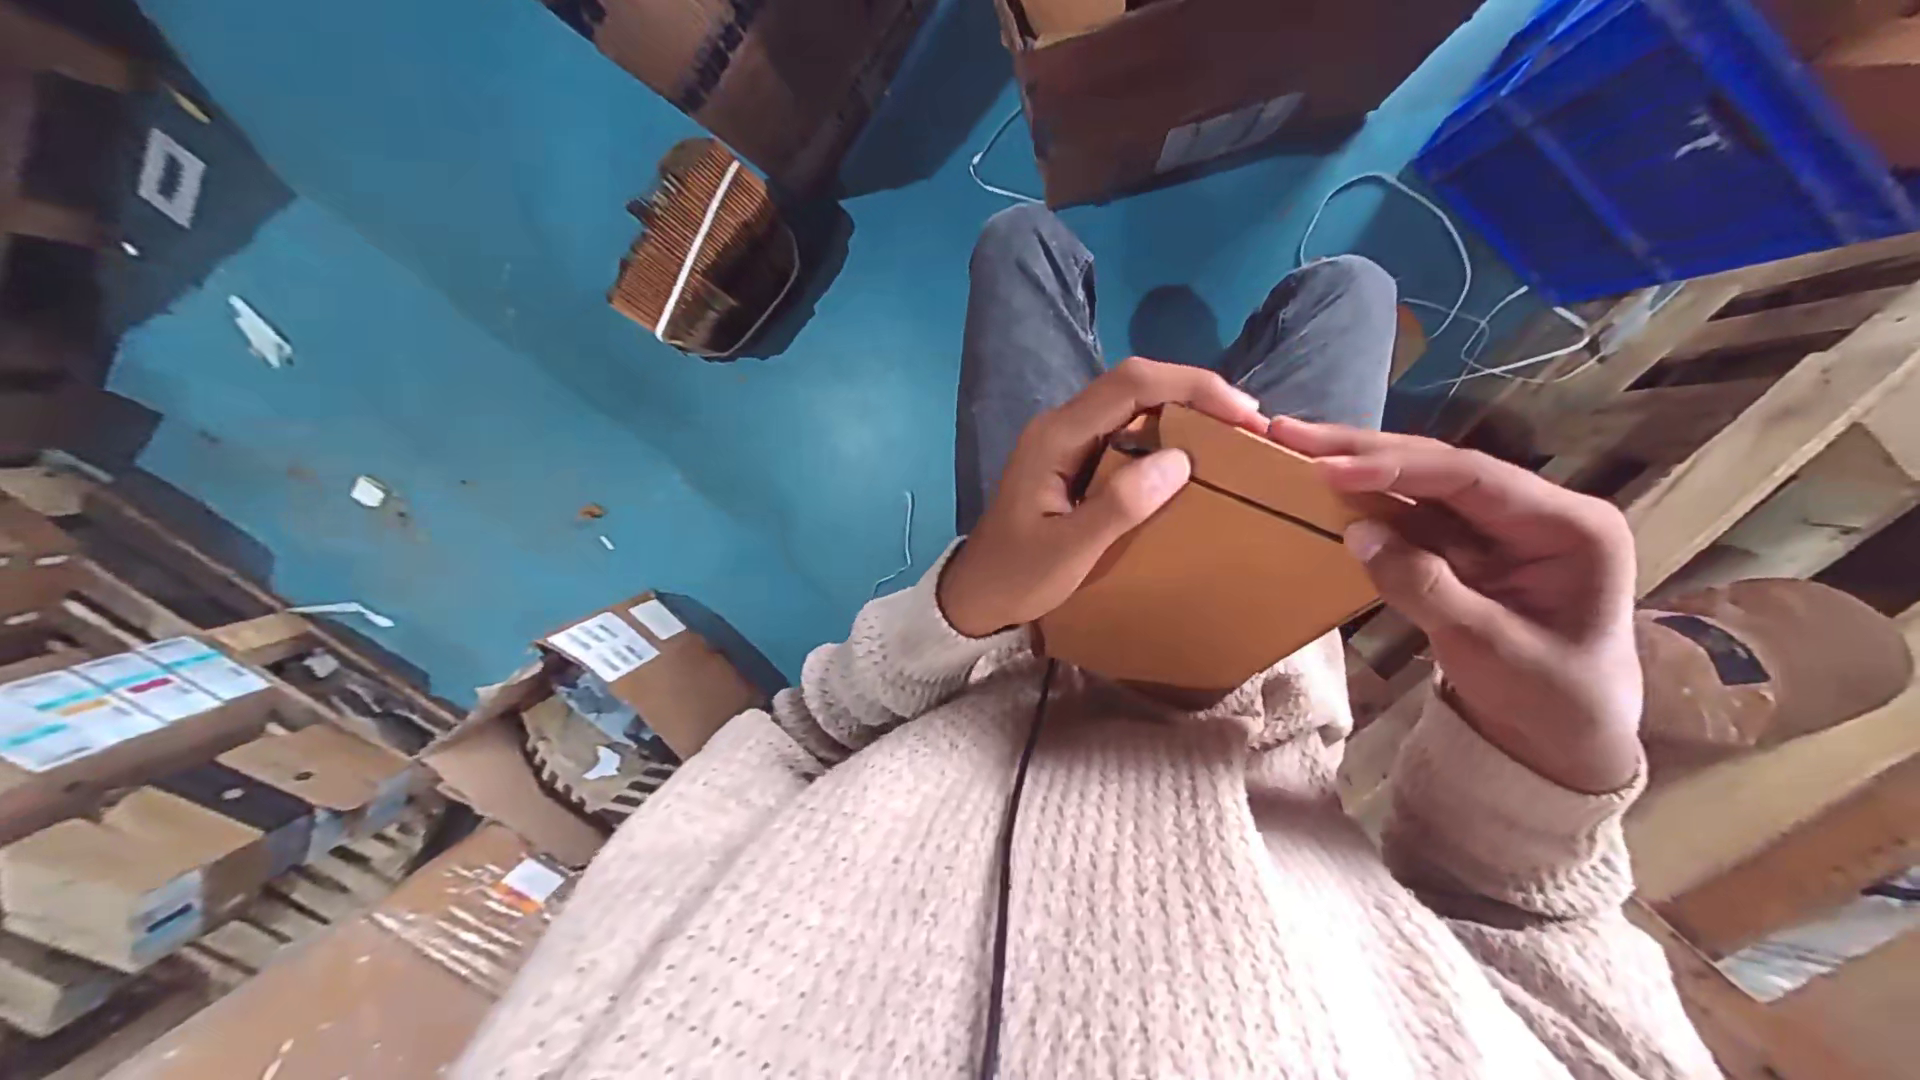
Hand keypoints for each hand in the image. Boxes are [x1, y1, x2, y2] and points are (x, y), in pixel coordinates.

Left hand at [939, 357, 1264, 637]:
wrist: (978, 593)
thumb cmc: (1018, 574)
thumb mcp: (1069, 550)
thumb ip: (1119, 505)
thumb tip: (1180, 459)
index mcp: (1056, 436)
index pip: (1130, 384)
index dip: (1191, 386)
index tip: (1242, 412)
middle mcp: (1060, 425)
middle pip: (1133, 384)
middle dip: (1194, 393)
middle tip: (1246, 424)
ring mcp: (1064, 440)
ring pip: (1130, 404)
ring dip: (1181, 410)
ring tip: (1229, 435)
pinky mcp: (1071, 459)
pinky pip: (1122, 431)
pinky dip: (1161, 435)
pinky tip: (1187, 456)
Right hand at [1269, 418, 1642, 794]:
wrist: (1559, 735)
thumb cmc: (1546, 695)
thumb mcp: (1489, 649)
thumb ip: (1424, 587)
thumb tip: (1357, 533)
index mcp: (1567, 526)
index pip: (1471, 477)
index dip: (1397, 467)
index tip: (1329, 467)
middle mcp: (1528, 510)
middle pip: (1436, 466)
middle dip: (1362, 449)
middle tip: (1290, 431)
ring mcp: (1489, 526)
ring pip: (1414, 482)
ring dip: (1353, 464)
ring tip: (1294, 444)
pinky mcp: (1457, 545)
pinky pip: (1402, 513)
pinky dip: (1359, 498)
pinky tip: (1321, 483)